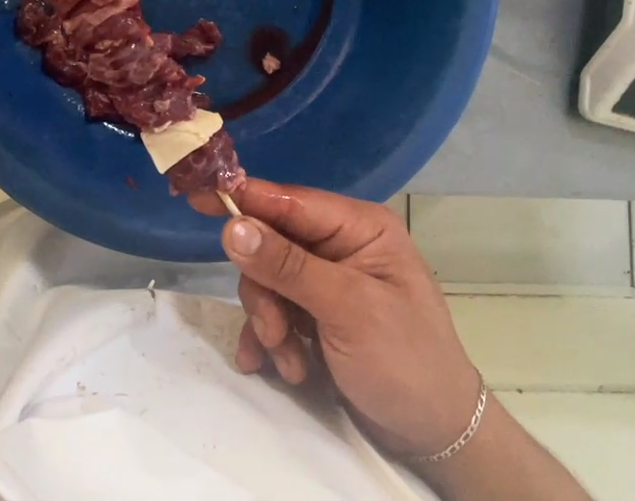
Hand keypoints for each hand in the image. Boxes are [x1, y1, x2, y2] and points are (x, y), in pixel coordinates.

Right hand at [197, 179, 480, 458]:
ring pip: (267, 282)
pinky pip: (274, 311)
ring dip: (270, 324)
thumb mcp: (347, 310)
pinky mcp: (317, 315)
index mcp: (359, 228)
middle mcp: (341, 246)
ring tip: (291, 362)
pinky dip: (271, 340)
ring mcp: (328, 281)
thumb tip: (233, 225)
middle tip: (273, 330)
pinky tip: (279, 368)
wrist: (437, 437)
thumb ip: (287, 266)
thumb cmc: (405, 361)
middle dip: (265, 291)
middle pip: (270, 245)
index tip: (197, 197)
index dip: (243, 198)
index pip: (289, 201)